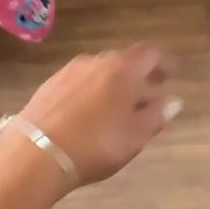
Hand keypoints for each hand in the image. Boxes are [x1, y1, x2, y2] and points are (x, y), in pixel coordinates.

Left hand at [12, 45, 179, 186]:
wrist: (35, 154)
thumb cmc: (96, 144)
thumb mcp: (135, 135)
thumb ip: (157, 115)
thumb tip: (174, 101)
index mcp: (122, 69)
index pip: (150, 54)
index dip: (163, 63)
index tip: (172, 74)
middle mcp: (96, 62)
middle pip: (123, 62)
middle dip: (138, 76)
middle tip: (148, 94)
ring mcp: (68, 72)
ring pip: (100, 72)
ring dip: (113, 85)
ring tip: (119, 107)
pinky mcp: (48, 87)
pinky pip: (80, 83)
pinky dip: (92, 92)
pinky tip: (90, 113)